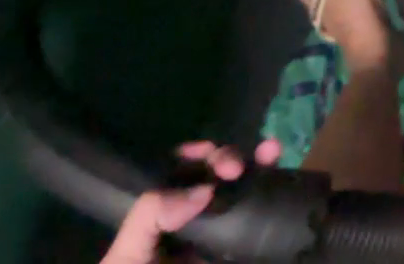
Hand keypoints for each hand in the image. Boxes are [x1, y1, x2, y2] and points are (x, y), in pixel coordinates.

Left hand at [100, 139, 282, 263]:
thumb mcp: (124, 260)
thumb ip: (149, 218)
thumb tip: (203, 189)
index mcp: (160, 220)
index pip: (176, 173)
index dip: (192, 155)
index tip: (204, 153)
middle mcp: (192, 220)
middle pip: (212, 173)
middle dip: (226, 158)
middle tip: (232, 168)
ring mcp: (221, 232)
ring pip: (243, 184)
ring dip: (258, 159)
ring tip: (269, 151)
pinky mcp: (244, 246)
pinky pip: (262, 208)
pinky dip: (274, 180)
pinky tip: (278, 163)